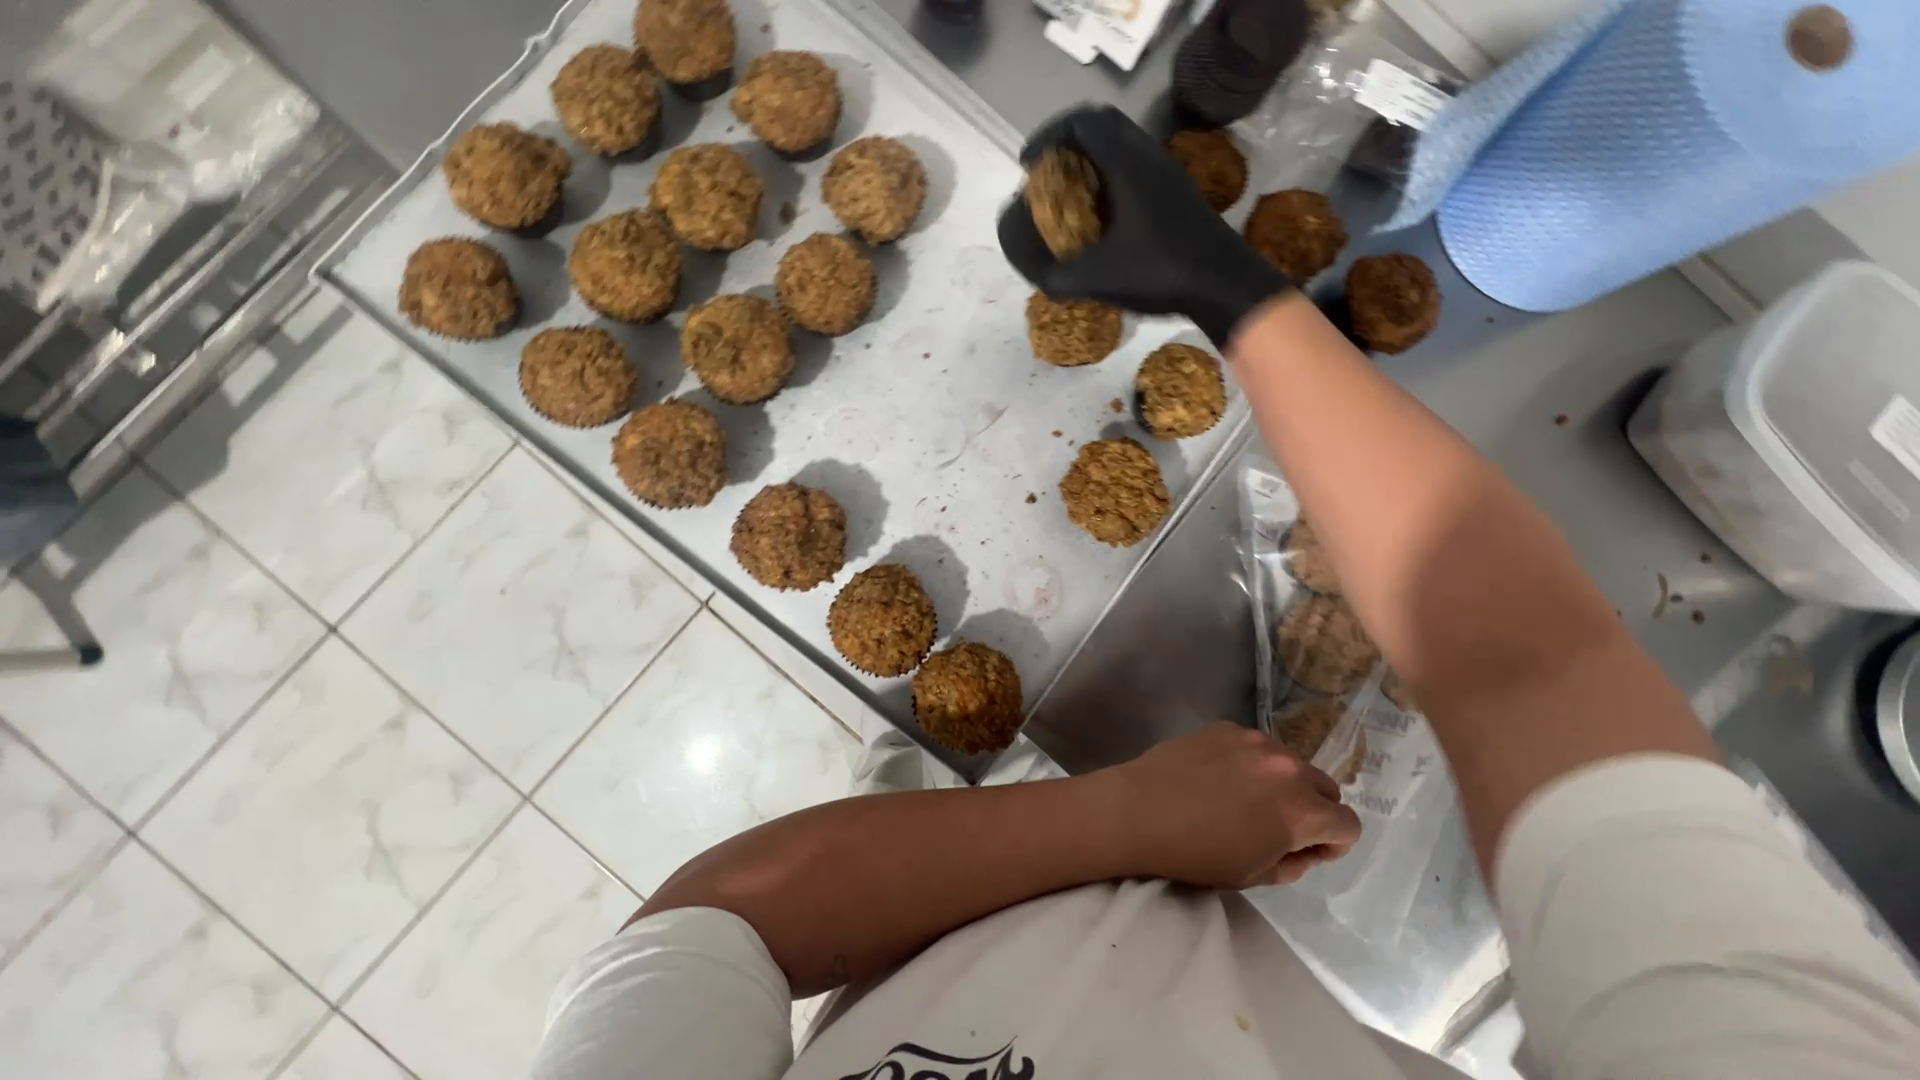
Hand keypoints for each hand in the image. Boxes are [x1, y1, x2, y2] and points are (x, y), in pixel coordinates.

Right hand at [997, 104, 1290, 345]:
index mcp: (1127, 163)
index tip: (1029, 164)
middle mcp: (1149, 158)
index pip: (1084, 121)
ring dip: (1093, 163)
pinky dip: (1113, 182)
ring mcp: (1168, 175)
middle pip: (1104, 126)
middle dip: (1069, 144)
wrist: (1225, 285)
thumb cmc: (1161, 272)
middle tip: (1049, 174)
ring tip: (1071, 197)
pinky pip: (1138, 171)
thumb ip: (1054, 274)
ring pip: (1124, 148)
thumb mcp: (1096, 280)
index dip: (1049, 135)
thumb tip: (1031, 268)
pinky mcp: (1178, 196)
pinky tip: (1104, 219)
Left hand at [1104, 723, 1361, 888]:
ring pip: (1290, 763)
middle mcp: (1287, 768)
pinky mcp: (1226, 728)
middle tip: (1276, 828)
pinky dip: (1249, 763)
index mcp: (1302, 811)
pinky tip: (1216, 778)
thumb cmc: (1196, 854)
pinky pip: (1255, 747)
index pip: (1348, 825)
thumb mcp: (1255, 876)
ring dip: (1281, 783)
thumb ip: (1295, 862)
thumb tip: (1305, 846)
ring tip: (1242, 800)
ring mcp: (1256, 741)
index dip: (1332, 845)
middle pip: (1326, 788)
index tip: (1303, 852)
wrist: (1136, 812)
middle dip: (1312, 810)